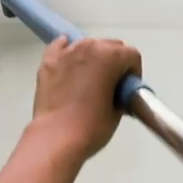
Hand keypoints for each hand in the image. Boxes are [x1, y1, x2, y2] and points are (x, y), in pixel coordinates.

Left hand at [28, 37, 141, 162]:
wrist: (56, 137)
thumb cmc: (91, 127)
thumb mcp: (117, 111)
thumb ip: (121, 92)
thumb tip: (117, 91)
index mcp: (110, 56)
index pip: (131, 55)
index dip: (133, 73)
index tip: (128, 89)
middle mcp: (88, 46)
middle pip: (110, 46)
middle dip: (115, 62)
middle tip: (111, 85)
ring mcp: (66, 51)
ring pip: (87, 45)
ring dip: (93, 58)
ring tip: (89, 80)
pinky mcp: (48, 59)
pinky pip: (62, 46)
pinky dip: (68, 52)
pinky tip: (70, 65)